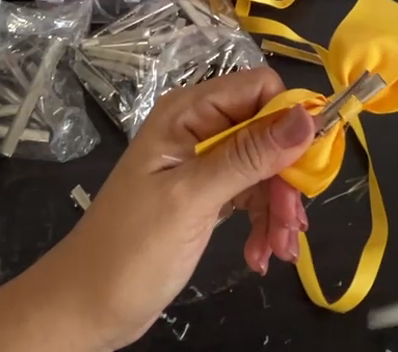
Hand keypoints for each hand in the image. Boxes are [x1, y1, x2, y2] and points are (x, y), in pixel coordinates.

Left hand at [0, 68, 315, 351]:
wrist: (86, 308)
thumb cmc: (131, 247)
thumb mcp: (194, 198)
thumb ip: (250, 155)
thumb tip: (307, 116)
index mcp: (188, 112)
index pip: (257, 88)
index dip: (290, 116)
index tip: (312, 159)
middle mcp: (198, 128)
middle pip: (267, 132)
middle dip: (285, 177)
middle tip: (292, 224)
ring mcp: (203, 163)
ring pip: (265, 168)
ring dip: (277, 209)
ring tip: (277, 251)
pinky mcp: (207, 195)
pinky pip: (251, 195)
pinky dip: (262, 223)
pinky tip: (261, 256)